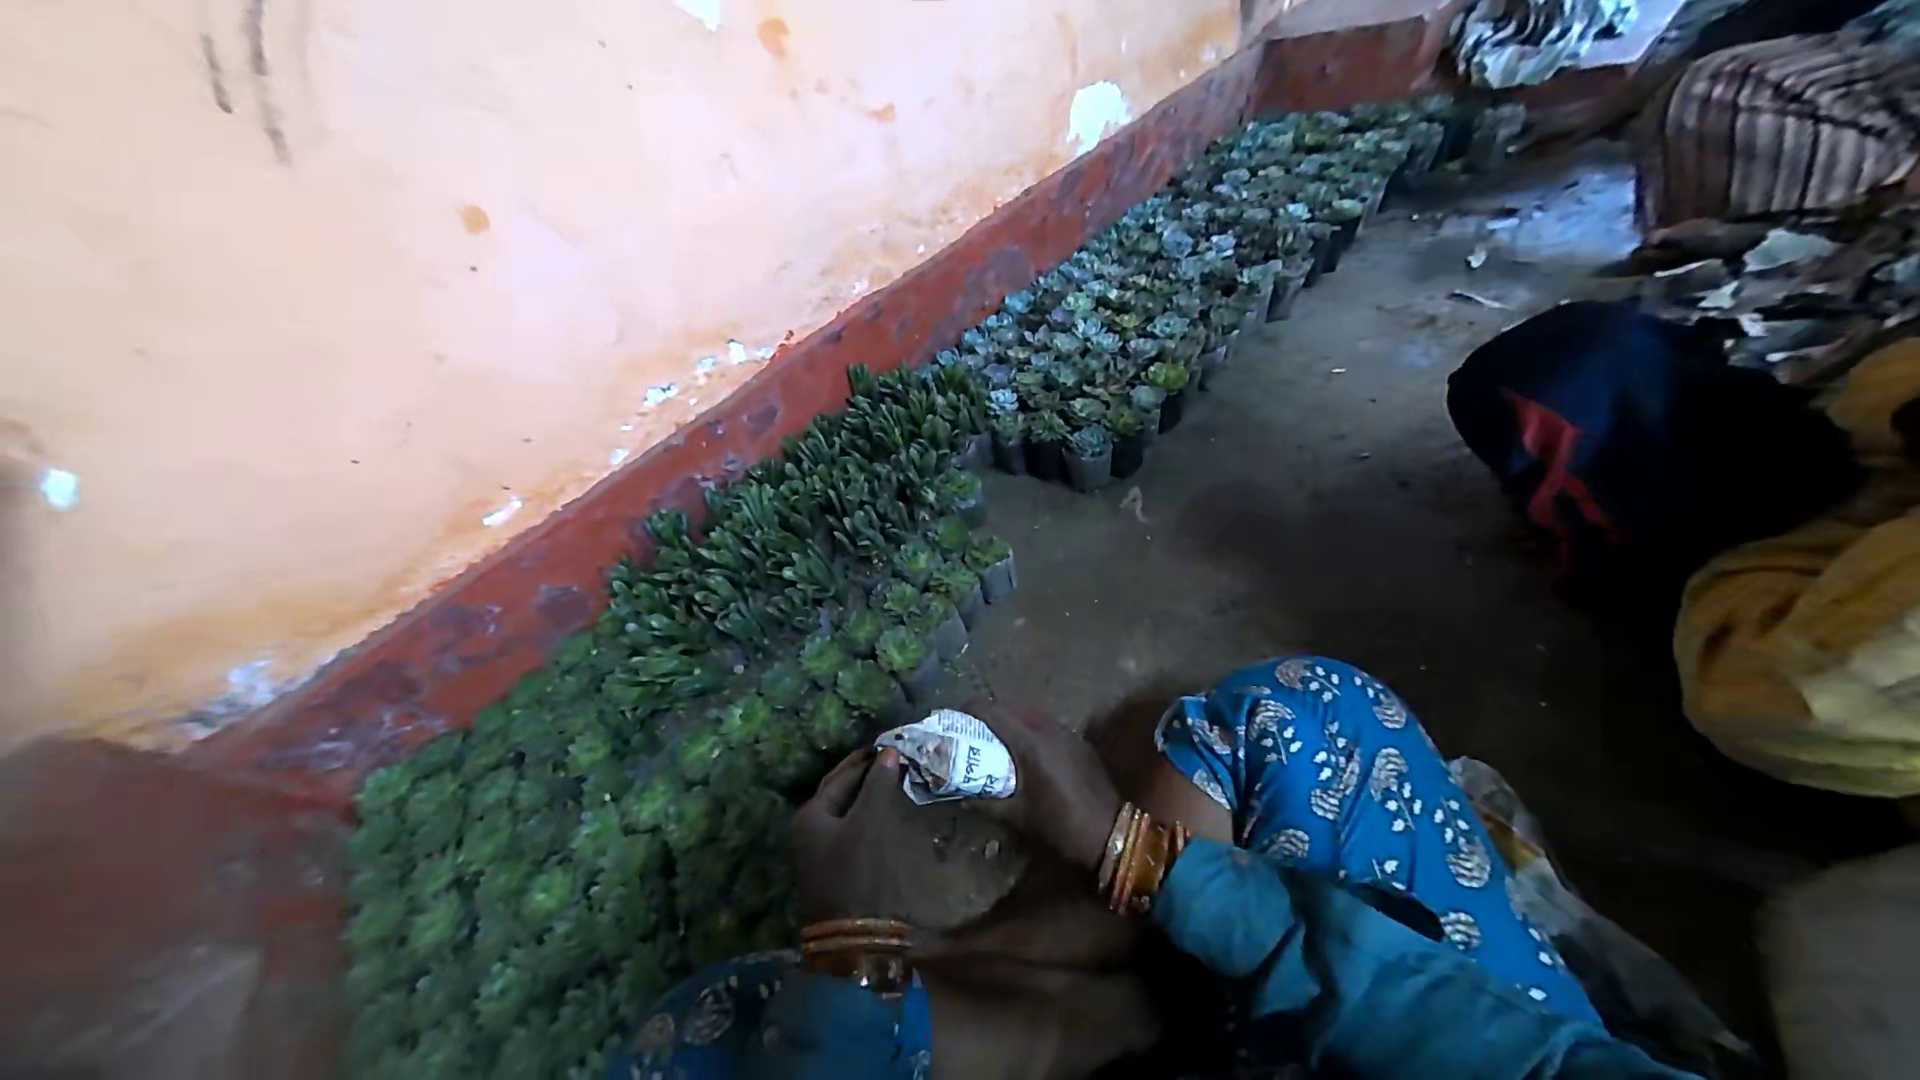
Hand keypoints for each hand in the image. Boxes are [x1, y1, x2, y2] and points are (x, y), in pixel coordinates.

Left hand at [792, 747, 915, 923]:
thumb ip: (877, 786)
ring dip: (864, 791)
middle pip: (837, 789)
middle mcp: (809, 826)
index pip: (841, 775)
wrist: (850, 937)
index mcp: (811, 813)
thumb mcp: (868, 824)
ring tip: (890, 776)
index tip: (889, 745)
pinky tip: (882, 807)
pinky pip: (848, 823)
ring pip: (843, 807)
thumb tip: (888, 752)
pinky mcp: (832, 862)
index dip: (866, 760)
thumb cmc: (855, 873)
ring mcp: (818, 846)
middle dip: (862, 772)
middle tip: (890, 756)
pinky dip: (864, 810)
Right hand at [969, 705, 1122, 874]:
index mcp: (1030, 743)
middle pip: (1011, 707)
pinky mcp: (1078, 742)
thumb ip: (987, 802)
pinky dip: (1029, 729)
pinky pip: (1046, 725)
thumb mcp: (1018, 816)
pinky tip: (1024, 751)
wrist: (1112, 833)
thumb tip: (962, 796)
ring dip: (1010, 720)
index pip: (993, 711)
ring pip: (1030, 714)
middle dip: (988, 714)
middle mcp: (1048, 729)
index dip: (970, 709)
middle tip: (971, 730)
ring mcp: (1067, 733)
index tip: (953, 716)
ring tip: (995, 739)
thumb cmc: (1061, 825)